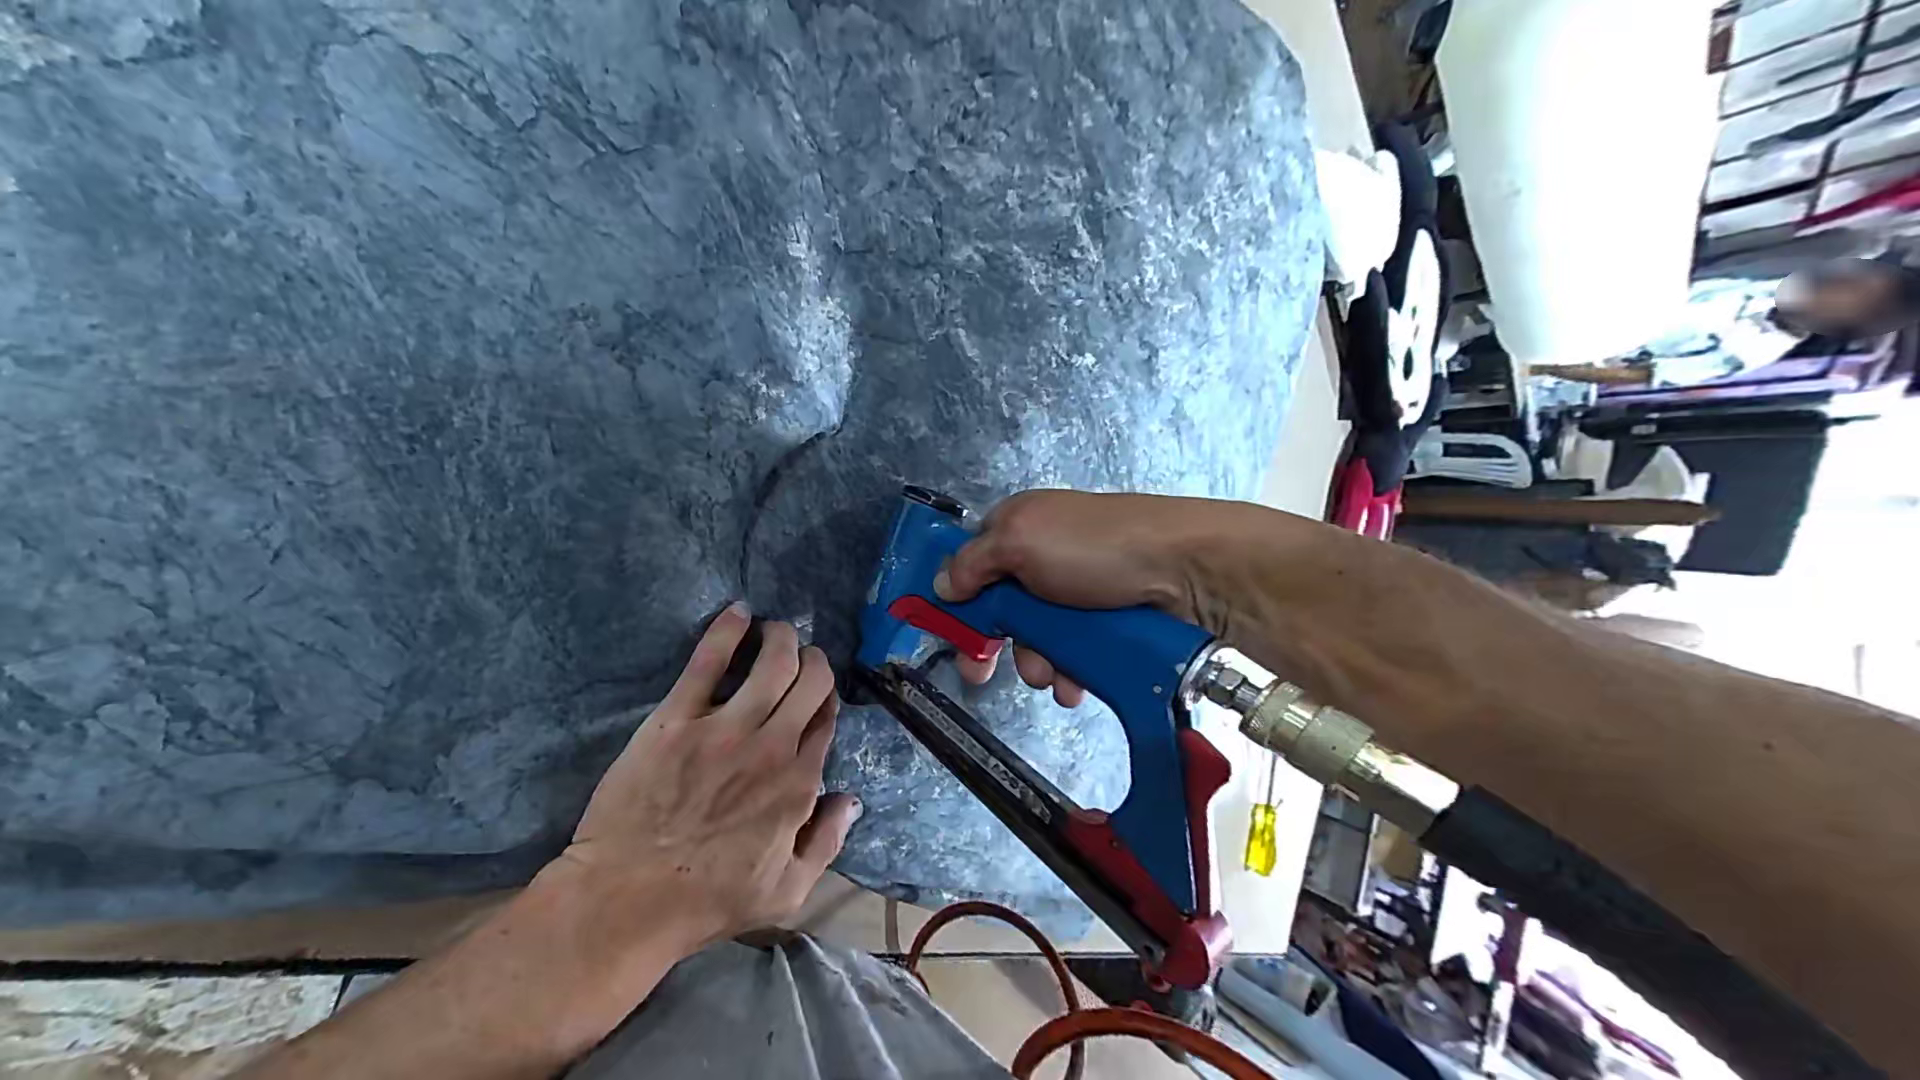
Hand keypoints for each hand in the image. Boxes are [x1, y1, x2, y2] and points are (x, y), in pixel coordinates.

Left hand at [548, 603, 860, 954]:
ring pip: (772, 661)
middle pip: (810, 680)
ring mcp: (725, 728)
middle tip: (802, 654)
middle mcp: (772, 746)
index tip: (815, 692)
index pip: (825, 718)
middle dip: (813, 659)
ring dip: (782, 636)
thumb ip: (828, 842)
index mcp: (798, 783)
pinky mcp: (676, 718)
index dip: (825, 697)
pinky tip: (738, 612)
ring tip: (777, 629)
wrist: (624, 901)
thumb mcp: (787, 892)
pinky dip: (728, 630)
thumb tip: (851, 798)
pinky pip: (708, 660)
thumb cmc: (706, 901)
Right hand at [931, 490, 1234, 704]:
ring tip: (1051, 675)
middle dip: (995, 642)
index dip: (956, 598)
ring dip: (1035, 661)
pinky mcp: (1105, 621)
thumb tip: (941, 584)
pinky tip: (1074, 682)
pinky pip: (1072, 651)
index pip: (971, 561)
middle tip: (982, 673)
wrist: (1186, 570)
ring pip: (1036, 637)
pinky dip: (1068, 670)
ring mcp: (1077, 591)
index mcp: (1020, 526)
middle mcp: (1044, 556)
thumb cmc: (1093, 549)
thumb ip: (973, 562)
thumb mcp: (1020, 541)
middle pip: (1000, 607)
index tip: (947, 633)